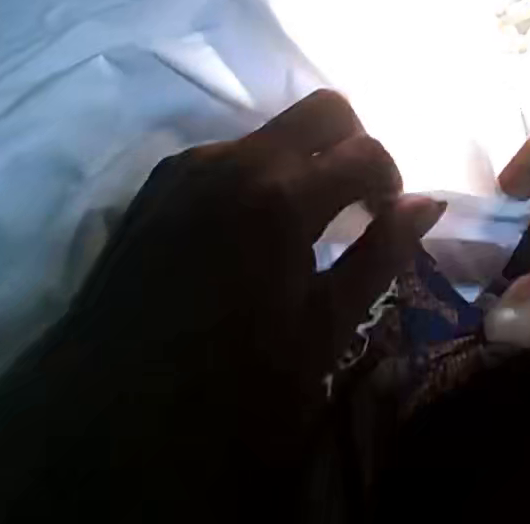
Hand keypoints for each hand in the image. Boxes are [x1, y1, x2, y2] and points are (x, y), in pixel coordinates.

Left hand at [0, 90, 442, 520]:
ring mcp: (192, 163)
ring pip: (276, 129)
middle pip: (324, 108)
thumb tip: (429, 203)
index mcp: (280, 195)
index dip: (391, 178)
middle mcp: (235, 159)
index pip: (365, 150)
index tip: (390, 214)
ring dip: (306, 160)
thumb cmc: (227, 388)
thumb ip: (380, 254)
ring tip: (302, 223)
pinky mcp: (162, 180)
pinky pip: (232, 154)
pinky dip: (260, 174)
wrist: (101, 421)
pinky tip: (251, 230)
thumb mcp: (321, 331)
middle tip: (356, 201)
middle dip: (354, 144)